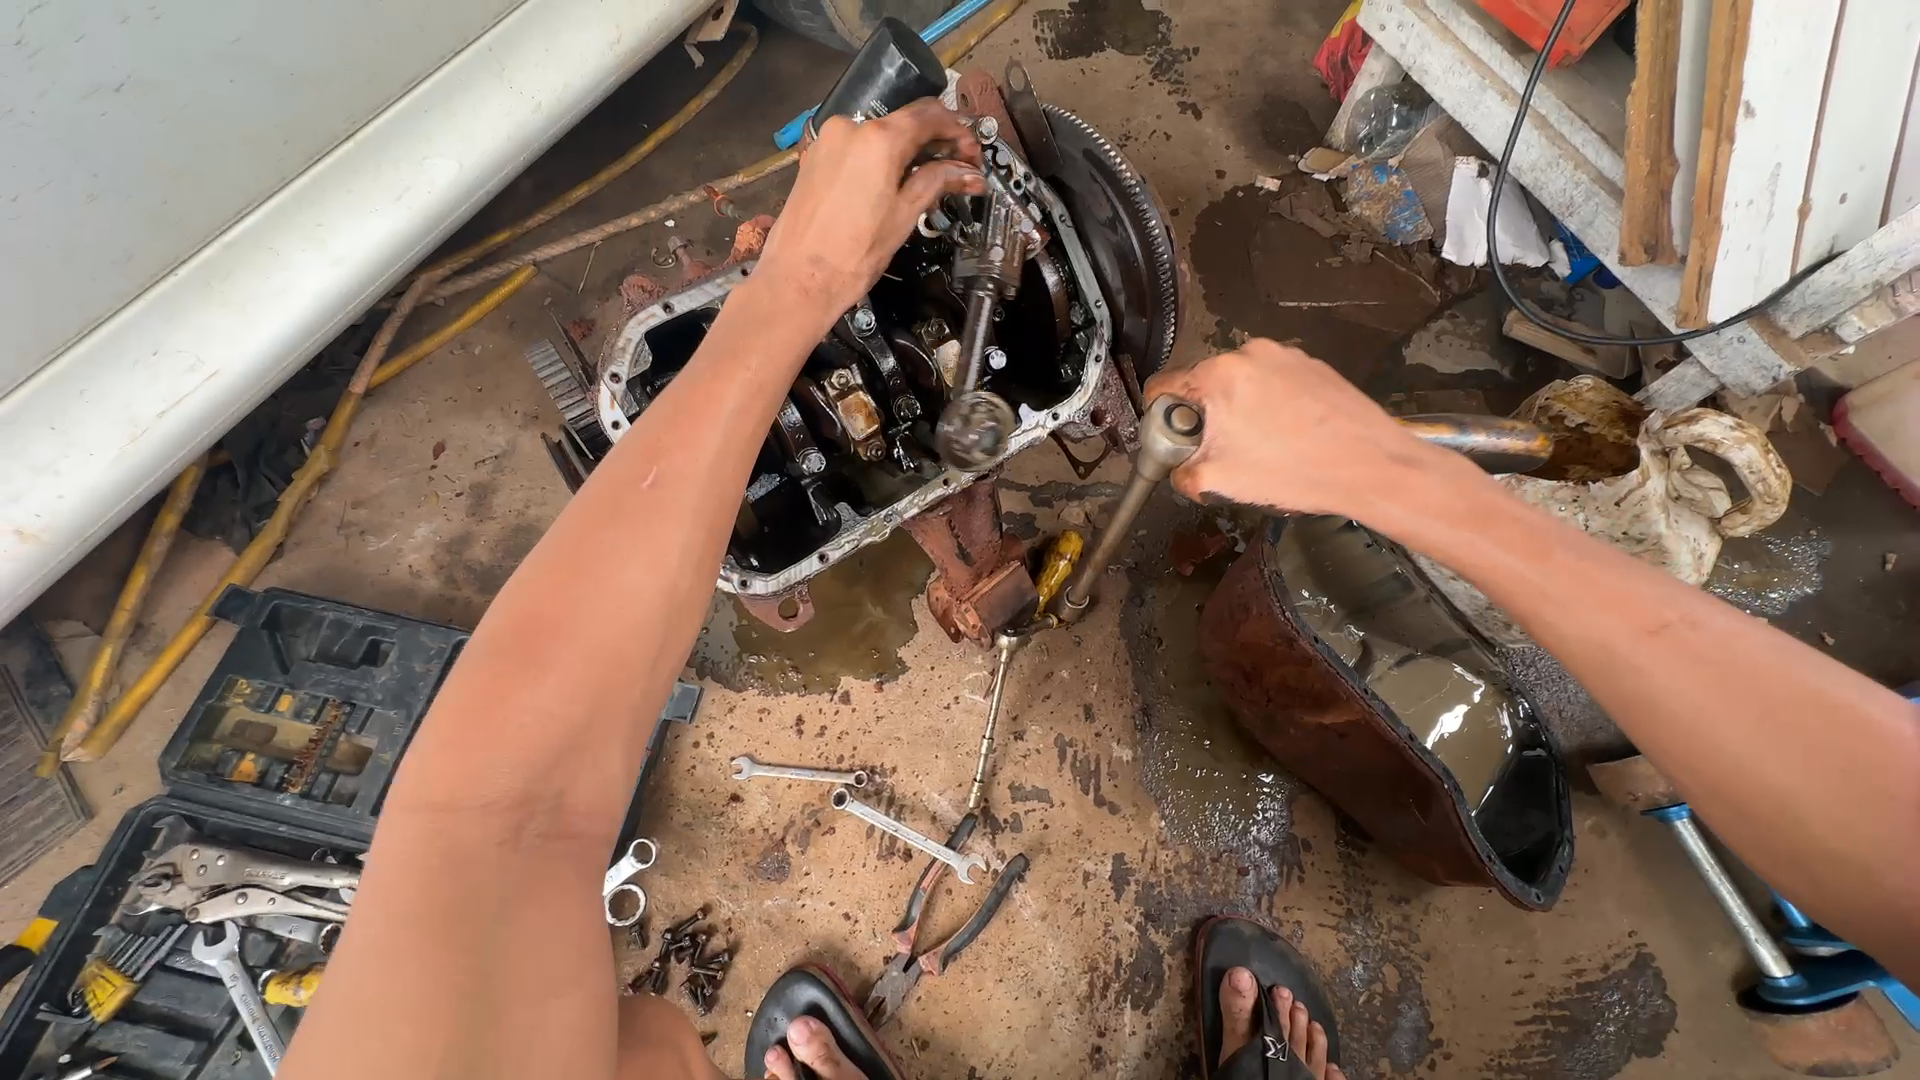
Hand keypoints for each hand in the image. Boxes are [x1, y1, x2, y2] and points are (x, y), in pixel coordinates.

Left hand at [754, 99, 985, 320]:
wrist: (798, 280)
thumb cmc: (853, 256)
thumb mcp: (904, 217)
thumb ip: (936, 183)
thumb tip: (968, 173)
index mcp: (878, 139)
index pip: (929, 115)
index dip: (958, 131)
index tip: (972, 154)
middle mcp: (851, 128)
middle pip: (905, 122)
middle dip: (936, 142)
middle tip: (958, 168)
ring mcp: (829, 141)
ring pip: (881, 136)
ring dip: (909, 152)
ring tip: (929, 180)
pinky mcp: (816, 158)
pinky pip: (858, 149)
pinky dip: (881, 160)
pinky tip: (894, 183)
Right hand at [1143, 340, 1450, 519]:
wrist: (1372, 466)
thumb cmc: (1292, 472)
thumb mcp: (1219, 480)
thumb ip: (1180, 470)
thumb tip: (1175, 465)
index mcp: (1218, 375)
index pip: (1162, 385)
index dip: (1157, 416)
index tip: (1171, 440)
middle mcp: (1248, 352)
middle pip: (1202, 383)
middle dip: (1203, 414)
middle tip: (1220, 449)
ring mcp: (1284, 354)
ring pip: (1238, 382)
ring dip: (1236, 408)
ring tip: (1258, 443)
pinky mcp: (1312, 364)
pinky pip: (1271, 381)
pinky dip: (1267, 403)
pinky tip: (1287, 433)